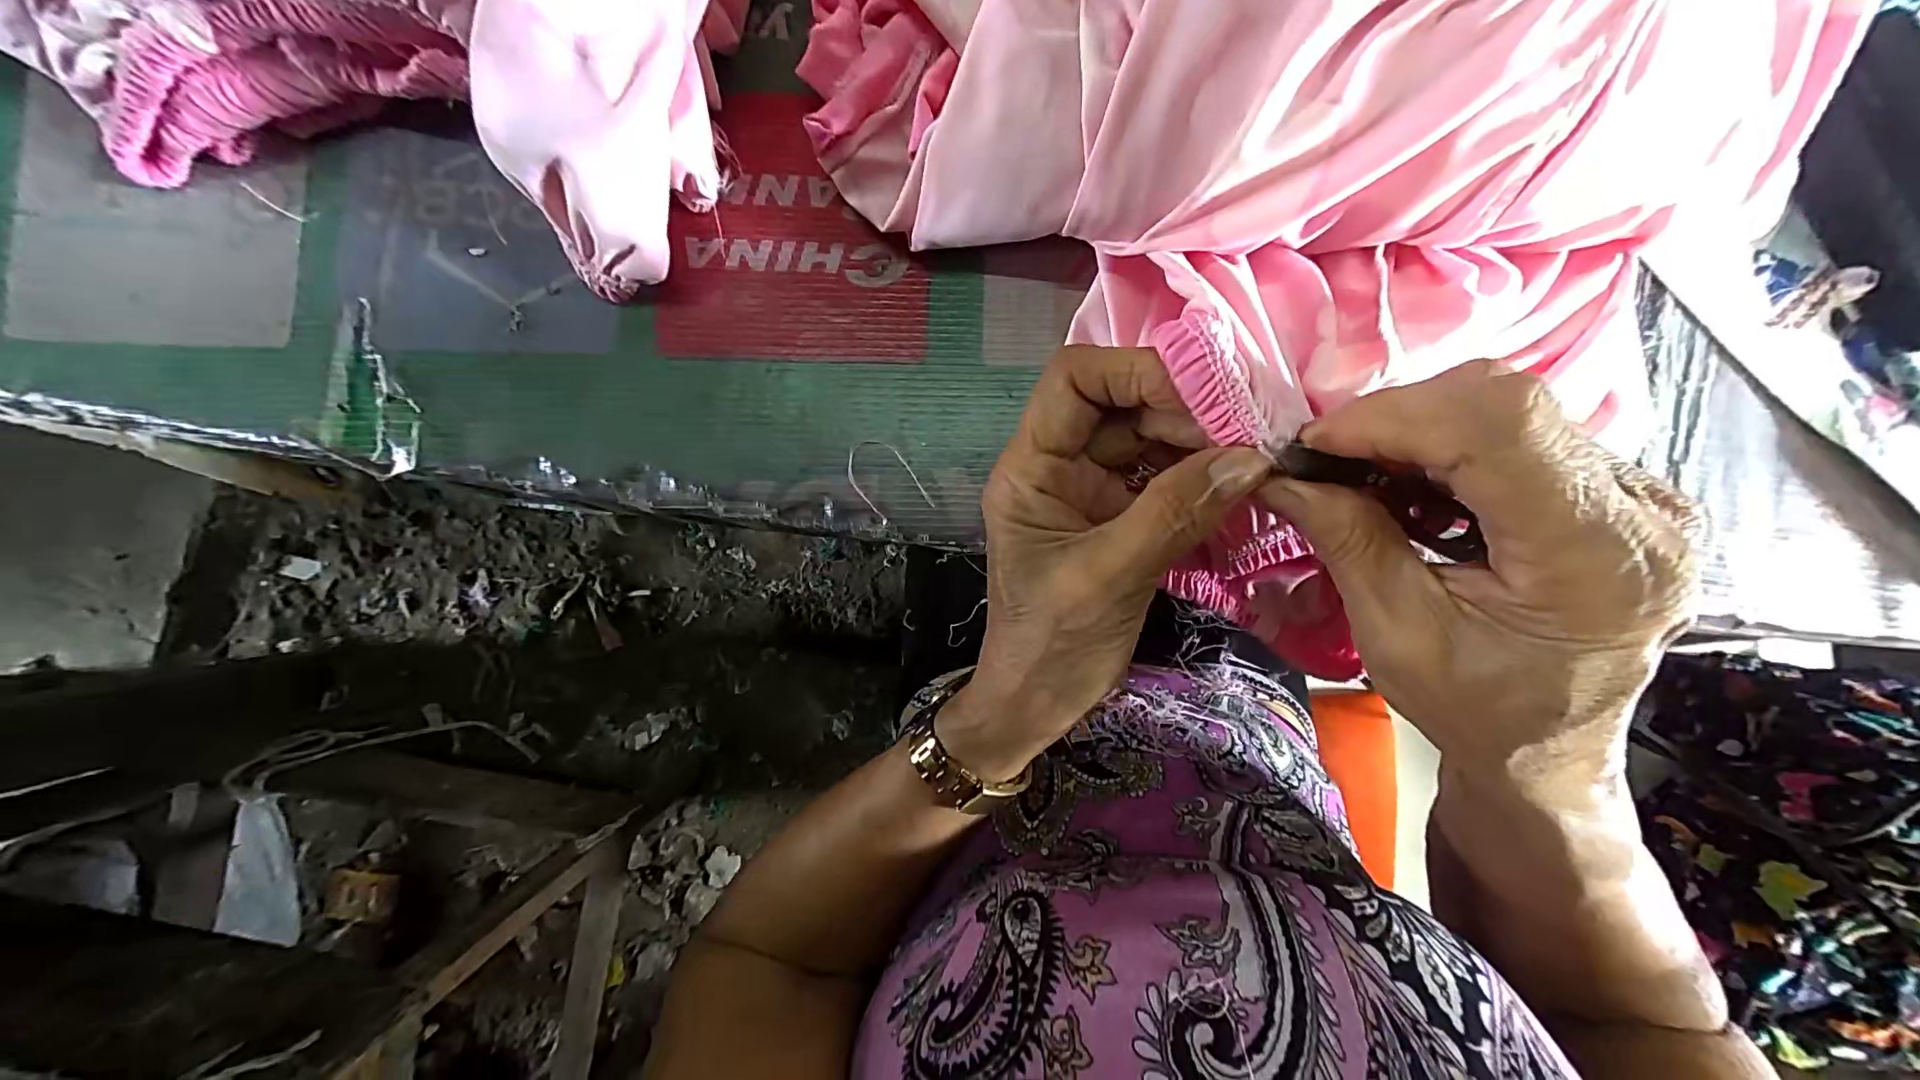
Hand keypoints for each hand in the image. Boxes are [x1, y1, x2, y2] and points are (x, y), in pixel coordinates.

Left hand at [936, 346, 1274, 780]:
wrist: (1036, 703)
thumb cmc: (1053, 645)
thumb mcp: (1110, 575)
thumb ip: (1176, 512)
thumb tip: (1252, 457)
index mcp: (1031, 468)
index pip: (1074, 379)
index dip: (1135, 371)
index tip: (1202, 397)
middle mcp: (1057, 467)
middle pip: (1120, 405)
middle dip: (1182, 410)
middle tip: (1247, 433)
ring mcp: (1089, 492)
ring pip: (1146, 440)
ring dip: (1198, 443)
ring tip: (1252, 458)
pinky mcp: (1116, 519)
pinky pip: (1161, 479)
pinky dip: (1198, 478)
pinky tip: (1237, 485)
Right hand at [1258, 361, 1701, 800]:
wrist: (1546, 749)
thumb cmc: (1473, 709)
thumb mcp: (1395, 633)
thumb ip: (1349, 540)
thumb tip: (1284, 477)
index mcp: (1594, 556)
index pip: (1496, 429)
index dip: (1391, 418)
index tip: (1311, 446)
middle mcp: (1638, 509)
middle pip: (1503, 403)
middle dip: (1393, 418)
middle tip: (1325, 459)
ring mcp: (1635, 493)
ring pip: (1506, 405)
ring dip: (1411, 426)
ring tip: (1357, 469)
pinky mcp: (1610, 489)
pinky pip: (1513, 430)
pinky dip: (1438, 441)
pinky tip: (1403, 478)